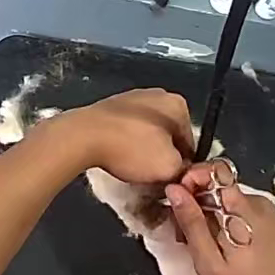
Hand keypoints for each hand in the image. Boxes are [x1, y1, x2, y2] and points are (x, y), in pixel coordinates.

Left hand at [41, 89, 193, 184]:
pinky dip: (125, 144)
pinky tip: (117, 157)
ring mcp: (133, 98)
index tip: (173, 179)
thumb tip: (180, 171)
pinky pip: (127, 130)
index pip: (190, 142)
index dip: (183, 166)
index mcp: (178, 105)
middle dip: (162, 156)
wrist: (84, 136)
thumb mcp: (169, 168)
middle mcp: (158, 95)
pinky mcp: (112, 107)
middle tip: (153, 176)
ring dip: (143, 151)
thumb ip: (184, 170)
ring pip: (147, 133)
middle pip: (168, 136)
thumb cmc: (130, 148)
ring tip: (133, 169)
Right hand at [164, 165, 274, 274]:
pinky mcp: (270, 218)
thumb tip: (174, 189)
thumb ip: (192, 224)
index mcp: (242, 209)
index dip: (192, 177)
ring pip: (227, 197)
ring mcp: (266, 209)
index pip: (215, 170)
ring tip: (203, 245)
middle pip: (219, 184)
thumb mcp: (210, 264)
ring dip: (209, 212)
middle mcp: (256, 201)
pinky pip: (239, 208)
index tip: (178, 200)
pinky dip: (224, 219)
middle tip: (184, 233)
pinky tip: (221, 245)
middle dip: (196, 200)